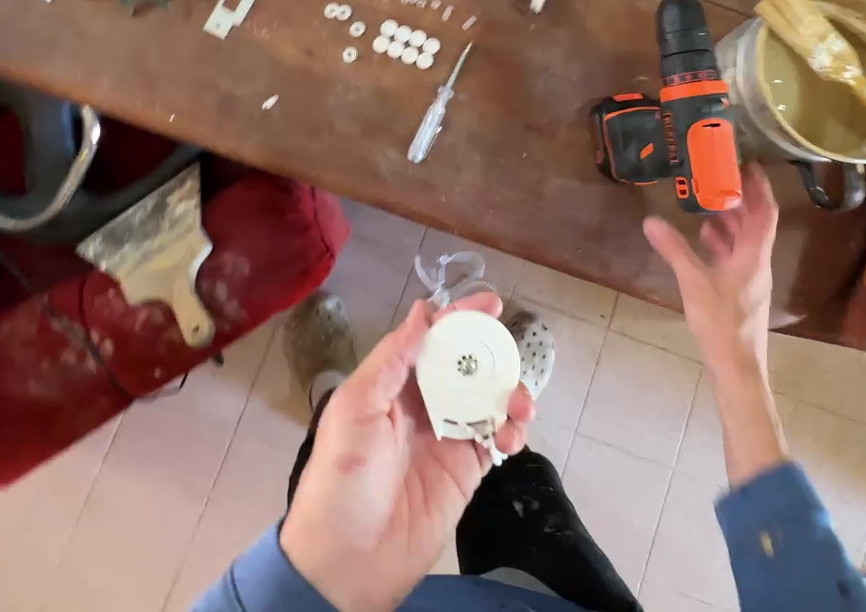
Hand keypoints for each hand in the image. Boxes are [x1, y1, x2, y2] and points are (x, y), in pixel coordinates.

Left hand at [279, 292, 533, 611]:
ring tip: (522, 406)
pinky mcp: (466, 469)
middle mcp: (424, 402)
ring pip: (489, 398)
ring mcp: (448, 435)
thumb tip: (425, 311)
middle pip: (468, 364)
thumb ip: (391, 360)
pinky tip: (513, 435)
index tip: (492, 305)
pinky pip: (496, 437)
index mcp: (394, 383)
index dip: (461, 317)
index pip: (433, 339)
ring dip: (511, 393)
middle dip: (494, 355)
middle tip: (512, 356)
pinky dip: (512, 430)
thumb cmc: (343, 478)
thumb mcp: (355, 409)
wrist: (348, 561)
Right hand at [643, 164, 779, 372]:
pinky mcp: (742, 292)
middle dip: (741, 200)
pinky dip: (723, 243)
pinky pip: (737, 257)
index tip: (747, 164)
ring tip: (709, 204)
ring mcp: (751, 279)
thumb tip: (651, 220)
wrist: (737, 367)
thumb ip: (673, 248)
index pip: (764, 212)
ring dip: (731, 221)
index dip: (759, 186)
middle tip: (721, 178)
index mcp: (754, 255)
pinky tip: (704, 240)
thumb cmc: (721, 321)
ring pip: (746, 241)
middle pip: (756, 223)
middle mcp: (758, 263)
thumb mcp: (693, 281)